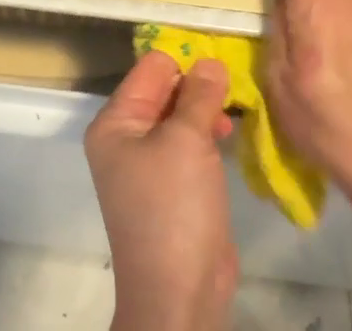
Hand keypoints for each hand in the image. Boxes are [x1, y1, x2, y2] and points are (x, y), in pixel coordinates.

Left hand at [84, 51, 237, 330]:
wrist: (178, 291)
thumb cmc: (174, 207)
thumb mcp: (186, 141)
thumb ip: (199, 95)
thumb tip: (211, 61)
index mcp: (115, 122)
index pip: (149, 69)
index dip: (184, 62)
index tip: (222, 60)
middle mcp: (125, 138)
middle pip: (164, 91)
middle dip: (198, 86)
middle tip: (236, 86)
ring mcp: (148, 164)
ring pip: (180, 118)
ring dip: (206, 111)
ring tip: (235, 114)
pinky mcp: (172, 186)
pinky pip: (189, 144)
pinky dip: (208, 136)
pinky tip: (231, 136)